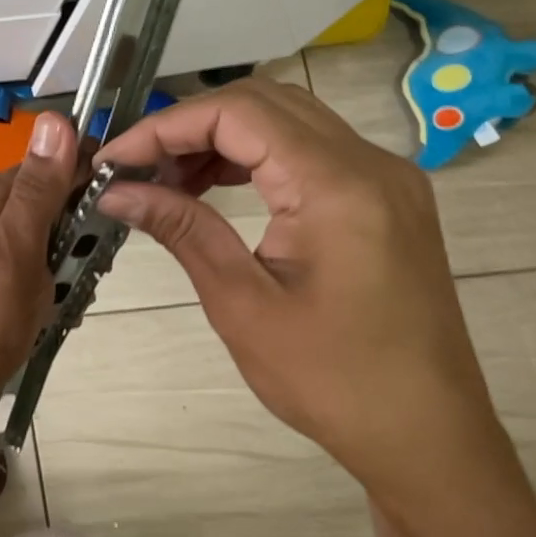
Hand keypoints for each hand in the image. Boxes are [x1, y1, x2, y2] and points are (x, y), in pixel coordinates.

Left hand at [0, 112, 82, 407]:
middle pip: (67, 196)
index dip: (96, 177)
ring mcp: (5, 243)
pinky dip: (64, 284)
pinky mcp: (11, 273)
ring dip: (78, 262)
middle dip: (88, 229)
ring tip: (69, 293)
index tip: (114, 211)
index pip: (62, 156)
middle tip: (83, 266)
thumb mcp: (14, 252)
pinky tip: (59, 308)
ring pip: (65, 233)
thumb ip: (38, 191)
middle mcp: (0, 211)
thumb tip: (57, 120)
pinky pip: (53, 264)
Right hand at [94, 79, 500, 490]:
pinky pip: (310, 152)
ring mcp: (385, 180)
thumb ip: (182, 229)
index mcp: (338, 186)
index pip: (239, 114)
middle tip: (132, 167)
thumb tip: (116, 192)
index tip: (112, 161)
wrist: (423, 433)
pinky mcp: (384, 202)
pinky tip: (212, 190)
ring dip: (219, 138)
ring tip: (163, 180)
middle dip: (188, 125)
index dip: (165, 127)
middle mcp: (371, 165)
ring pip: (288, 121)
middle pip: (265, 103)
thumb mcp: (241, 302)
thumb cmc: (329, 377)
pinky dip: (253, 158)